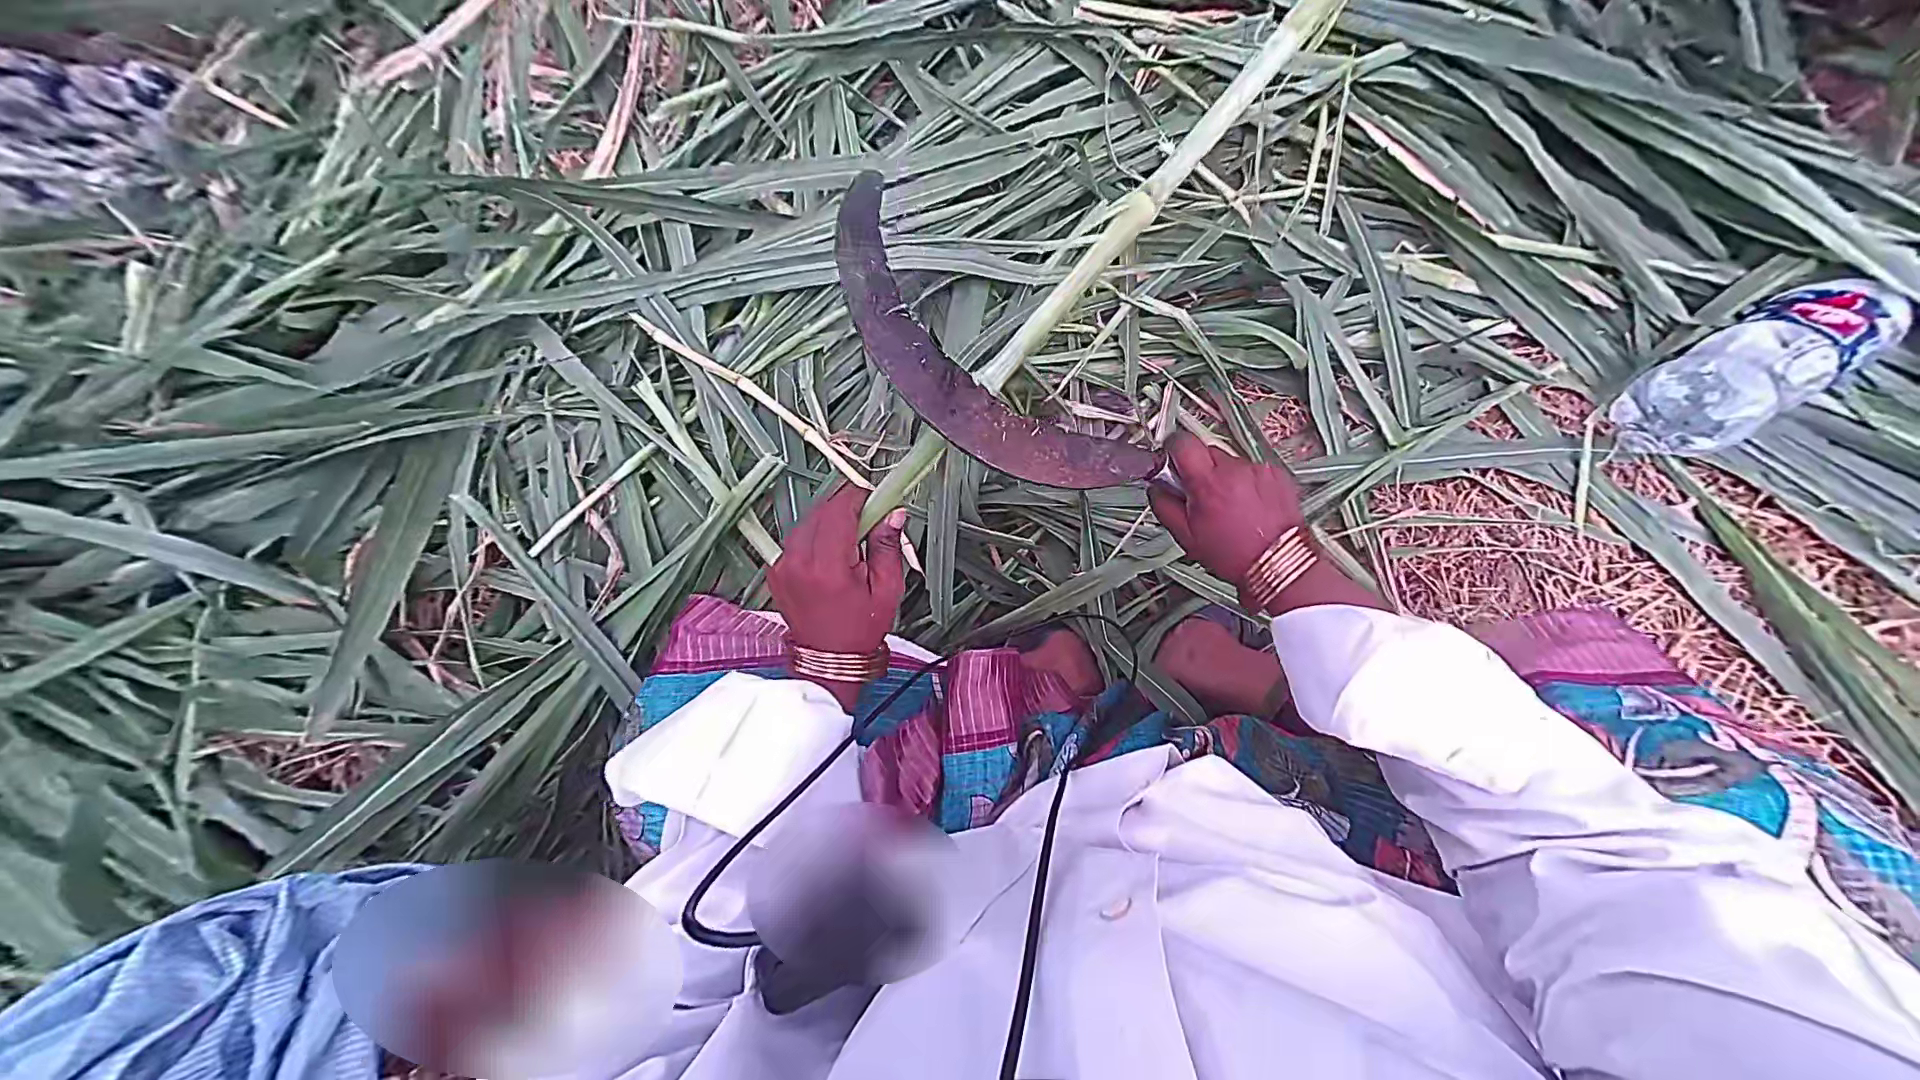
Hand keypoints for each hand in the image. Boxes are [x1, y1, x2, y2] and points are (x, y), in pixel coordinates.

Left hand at [767, 487, 908, 703]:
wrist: (829, 657)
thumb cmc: (860, 629)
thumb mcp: (887, 589)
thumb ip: (887, 546)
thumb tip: (893, 513)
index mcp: (828, 568)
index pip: (839, 510)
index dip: (858, 497)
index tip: (874, 498)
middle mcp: (798, 563)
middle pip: (821, 511)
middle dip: (845, 508)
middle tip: (868, 520)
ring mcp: (782, 566)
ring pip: (807, 521)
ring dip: (829, 521)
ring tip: (850, 541)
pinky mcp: (775, 569)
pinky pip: (795, 537)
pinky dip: (814, 536)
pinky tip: (830, 553)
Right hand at [1147, 433, 1305, 590]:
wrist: (1279, 562)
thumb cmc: (1236, 554)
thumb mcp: (1186, 536)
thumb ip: (1164, 505)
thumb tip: (1156, 490)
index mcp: (1207, 483)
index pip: (1182, 443)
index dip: (1172, 450)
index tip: (1170, 460)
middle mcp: (1234, 471)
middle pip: (1206, 450)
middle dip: (1198, 468)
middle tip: (1197, 492)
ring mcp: (1258, 470)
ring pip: (1229, 461)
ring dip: (1223, 477)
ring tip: (1226, 505)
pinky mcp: (1276, 474)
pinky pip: (1252, 469)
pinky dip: (1245, 482)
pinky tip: (1245, 504)